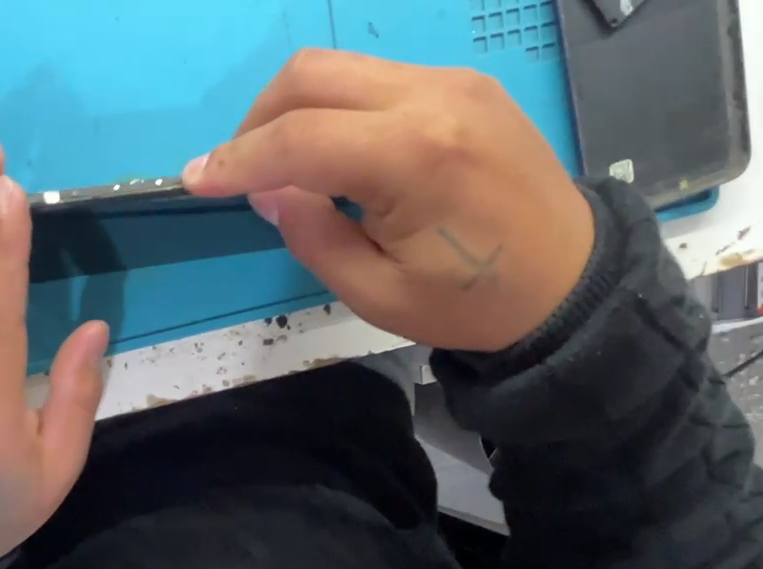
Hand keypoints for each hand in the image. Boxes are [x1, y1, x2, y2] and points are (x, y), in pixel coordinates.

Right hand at [183, 49, 595, 352]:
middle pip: (311, 75)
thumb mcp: (377, 295)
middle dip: (257, 120)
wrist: (567, 283)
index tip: (195, 180)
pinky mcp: (465, 83)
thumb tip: (270, 191)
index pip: (299, 138)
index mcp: (414, 156)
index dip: (236, 159)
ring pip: (341, 68)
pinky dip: (335, 109)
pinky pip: (376, 80)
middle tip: (237, 173)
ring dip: (293, 110)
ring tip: (280, 166)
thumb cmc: (470, 305)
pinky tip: (333, 155)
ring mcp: (453, 80)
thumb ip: (313, 236)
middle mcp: (432, 96)